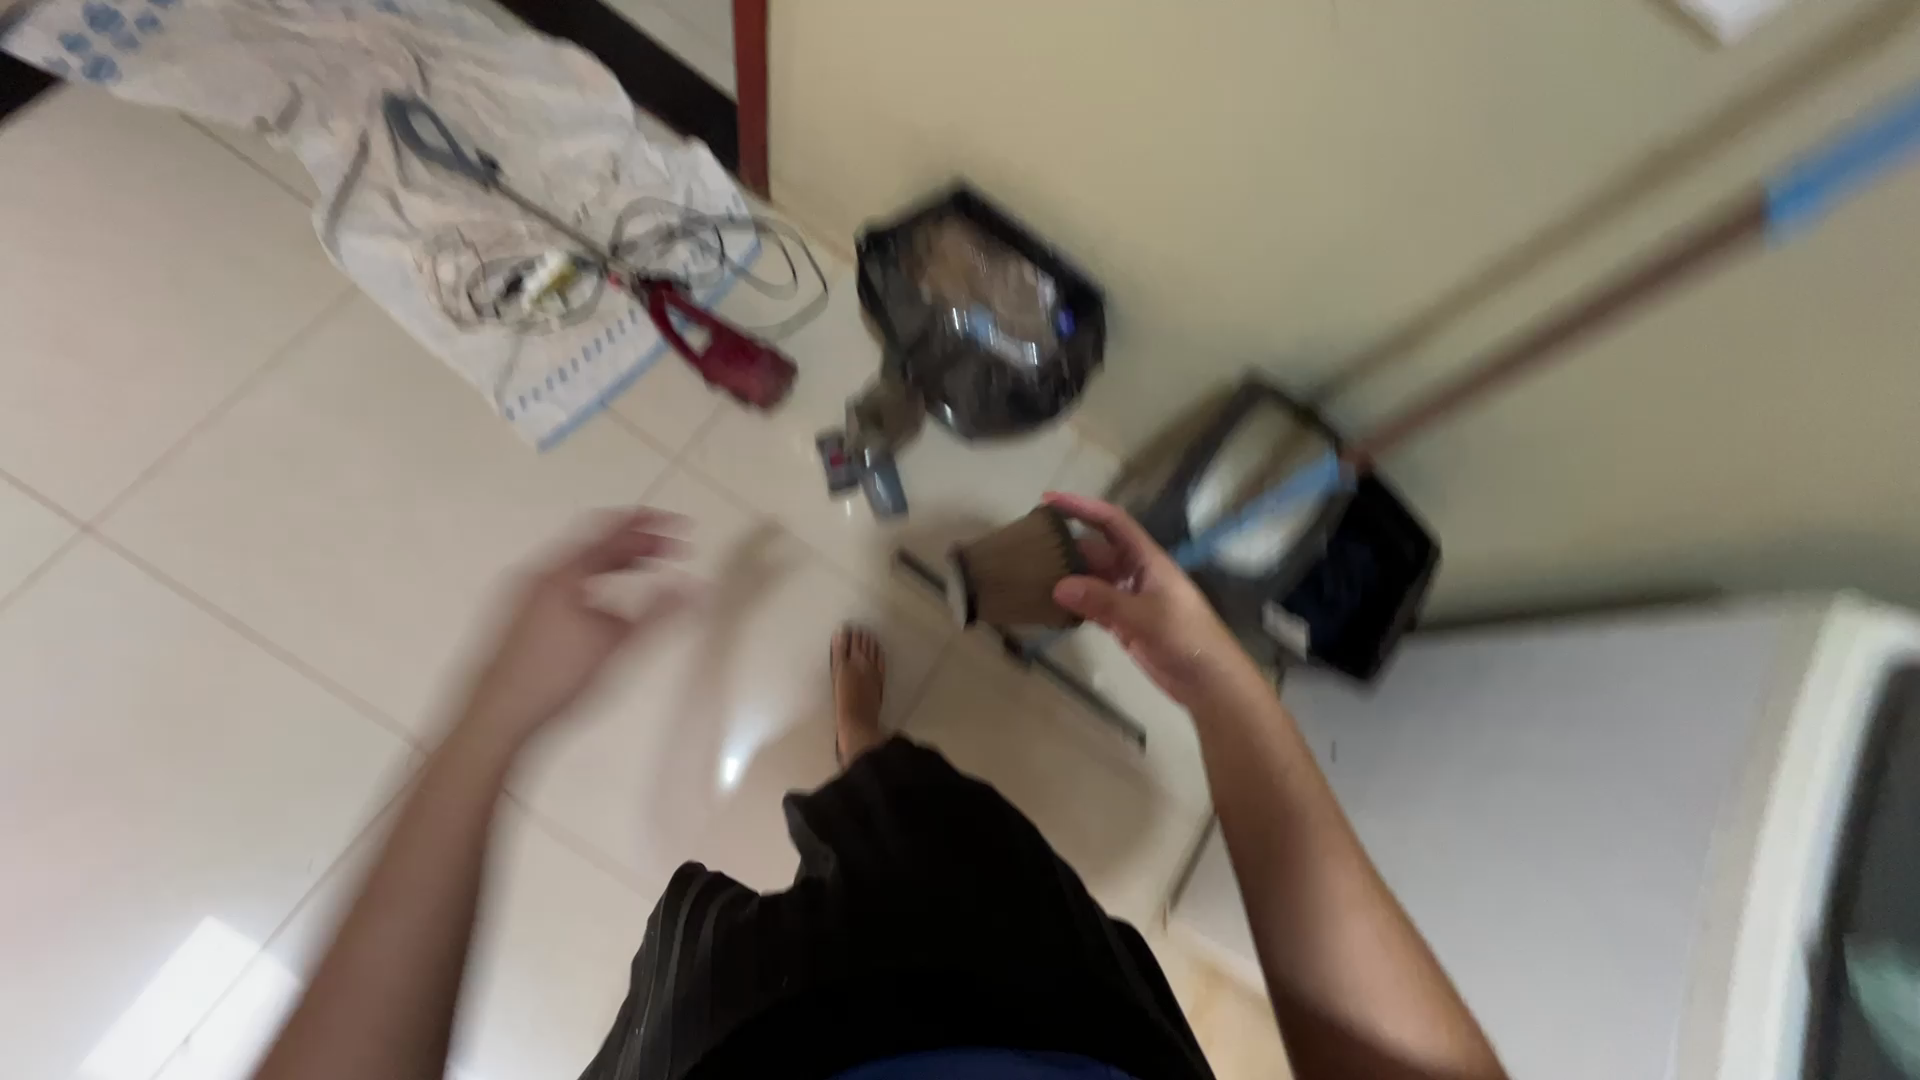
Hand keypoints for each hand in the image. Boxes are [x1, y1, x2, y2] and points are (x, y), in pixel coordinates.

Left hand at [455, 509, 691, 745]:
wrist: (492, 721)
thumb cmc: (557, 680)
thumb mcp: (617, 646)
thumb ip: (660, 612)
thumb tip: (699, 587)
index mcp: (562, 574)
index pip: (613, 530)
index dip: (651, 525)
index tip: (682, 526)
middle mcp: (540, 575)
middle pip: (595, 543)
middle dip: (638, 542)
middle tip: (673, 550)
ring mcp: (525, 595)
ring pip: (580, 563)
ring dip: (618, 560)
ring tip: (649, 569)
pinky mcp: (520, 616)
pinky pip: (566, 581)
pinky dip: (597, 577)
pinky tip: (610, 601)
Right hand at [1045, 492, 1266, 711]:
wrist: (1210, 681)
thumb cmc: (1186, 638)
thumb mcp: (1145, 616)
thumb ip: (1102, 600)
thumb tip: (1058, 586)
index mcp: (1147, 559)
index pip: (1111, 522)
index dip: (1082, 507)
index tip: (1049, 500)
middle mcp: (1136, 573)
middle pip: (1096, 550)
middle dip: (1067, 545)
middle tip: (1030, 547)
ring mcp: (1129, 599)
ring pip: (1091, 579)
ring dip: (1067, 577)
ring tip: (1031, 575)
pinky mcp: (1124, 623)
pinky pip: (1092, 605)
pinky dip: (1073, 604)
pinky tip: (1050, 606)